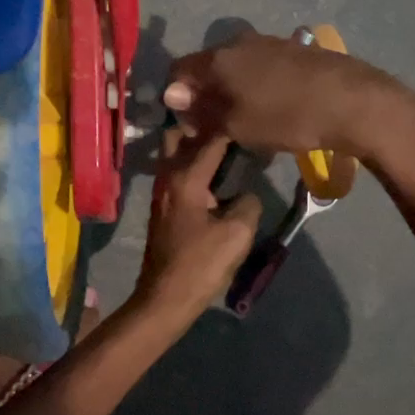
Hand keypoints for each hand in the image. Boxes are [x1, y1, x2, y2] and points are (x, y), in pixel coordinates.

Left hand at [135, 132, 261, 319]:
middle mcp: (168, 177)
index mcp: (185, 177)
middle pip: (180, 136)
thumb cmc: (200, 264)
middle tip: (232, 131)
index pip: (210, 138)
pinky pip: (178, 174)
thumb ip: (248, 204)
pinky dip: (194, 167)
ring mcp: (161, 192)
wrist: (165, 297)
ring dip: (197, 148)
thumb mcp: (237, 234)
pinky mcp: (163, 207)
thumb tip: (247, 193)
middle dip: (203, 128)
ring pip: (176, 155)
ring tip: (230, 151)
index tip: (252, 118)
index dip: (232, 126)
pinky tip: (217, 180)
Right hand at [164, 31, 413, 156]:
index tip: (188, 124)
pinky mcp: (294, 49)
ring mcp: (269, 42)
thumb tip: (171, 93)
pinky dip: (255, 85)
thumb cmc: (287, 117)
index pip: (177, 70)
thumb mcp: (236, 124)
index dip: (175, 97)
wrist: (356, 103)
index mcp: (218, 57)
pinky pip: (259, 67)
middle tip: (214, 126)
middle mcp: (238, 42)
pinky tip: (272, 107)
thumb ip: (200, 109)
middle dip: (204, 94)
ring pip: (234, 66)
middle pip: (206, 66)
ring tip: (245, 119)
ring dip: (231, 90)